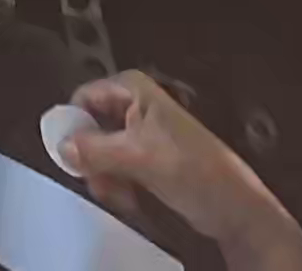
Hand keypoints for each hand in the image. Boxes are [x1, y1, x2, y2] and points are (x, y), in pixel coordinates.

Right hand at [63, 70, 290, 245]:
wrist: (241, 213)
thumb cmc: (192, 171)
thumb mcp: (139, 158)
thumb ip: (96, 150)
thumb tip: (59, 147)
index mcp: (130, 88)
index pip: (84, 98)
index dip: (74, 126)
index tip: (73, 158)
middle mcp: (131, 102)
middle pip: (91, 124)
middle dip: (92, 157)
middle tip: (100, 185)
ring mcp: (140, 129)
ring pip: (101, 147)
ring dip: (105, 174)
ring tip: (120, 198)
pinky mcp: (147, 154)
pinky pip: (116, 163)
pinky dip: (117, 181)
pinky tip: (129, 200)